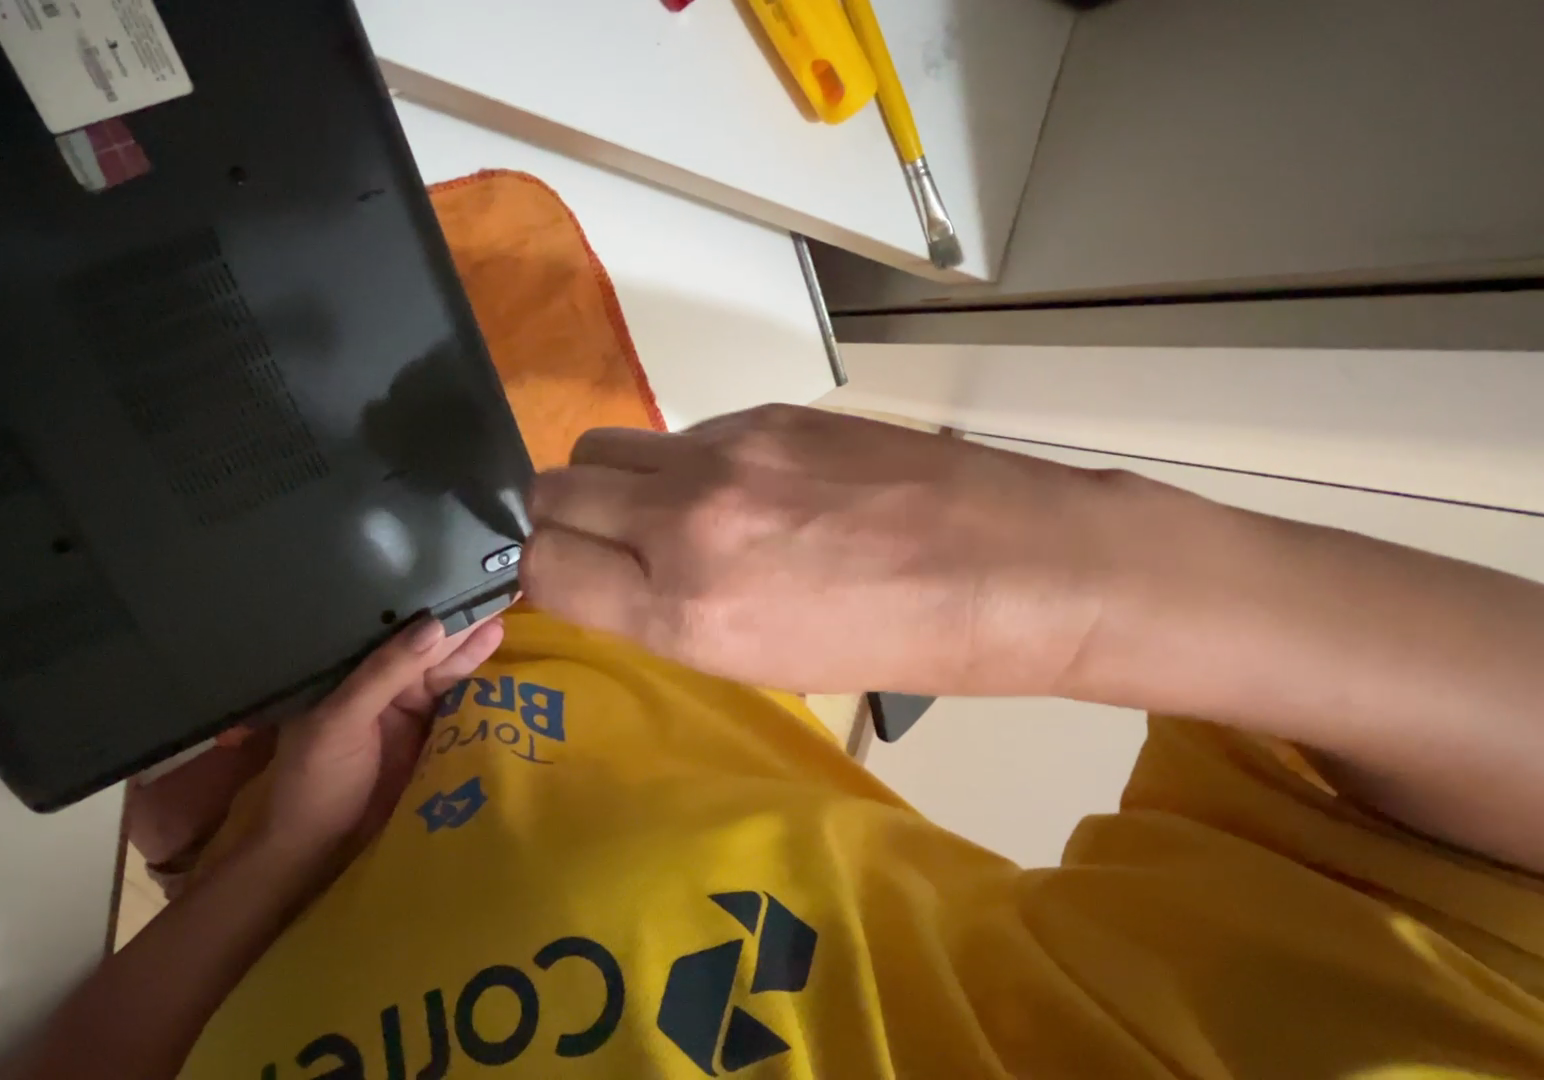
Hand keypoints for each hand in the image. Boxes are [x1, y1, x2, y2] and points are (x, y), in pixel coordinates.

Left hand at [258, 615, 504, 860]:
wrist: (319, 850)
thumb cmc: (316, 780)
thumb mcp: (342, 720)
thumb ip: (386, 672)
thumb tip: (434, 626)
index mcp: (355, 673)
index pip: (399, 633)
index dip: (430, 609)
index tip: (461, 581)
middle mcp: (385, 685)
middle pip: (430, 650)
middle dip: (461, 624)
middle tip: (496, 592)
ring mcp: (409, 712)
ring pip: (447, 674)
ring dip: (473, 651)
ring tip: (503, 621)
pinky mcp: (431, 739)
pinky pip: (459, 707)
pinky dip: (479, 690)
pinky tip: (502, 671)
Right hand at [522, 405, 1127, 695]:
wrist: (1011, 566)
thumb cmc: (890, 647)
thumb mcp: (756, 663)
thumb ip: (661, 611)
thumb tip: (604, 571)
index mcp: (684, 609)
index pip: (541, 566)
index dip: (537, 575)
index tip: (556, 579)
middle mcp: (685, 520)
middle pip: (549, 492)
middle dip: (554, 521)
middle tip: (591, 541)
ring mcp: (722, 454)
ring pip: (600, 448)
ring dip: (606, 483)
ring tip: (656, 511)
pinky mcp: (763, 412)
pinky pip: (676, 436)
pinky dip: (678, 466)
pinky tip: (737, 490)